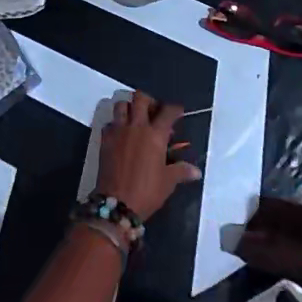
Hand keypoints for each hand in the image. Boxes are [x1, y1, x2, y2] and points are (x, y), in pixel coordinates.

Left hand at [95, 92, 199, 219]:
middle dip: (149, 101)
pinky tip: (122, 134)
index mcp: (155, 135)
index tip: (178, 112)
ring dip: (130, 108)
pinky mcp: (105, 138)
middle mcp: (136, 126)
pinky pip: (110, 123)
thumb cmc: (147, 191)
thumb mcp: (168, 182)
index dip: (175, 109)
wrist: (117, 202)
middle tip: (154, 113)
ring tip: (136, 119)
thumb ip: (181, 171)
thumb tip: (196, 171)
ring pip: (121, 105)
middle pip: (140, 98)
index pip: (167, 112)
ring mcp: (118, 131)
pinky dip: (116, 124)